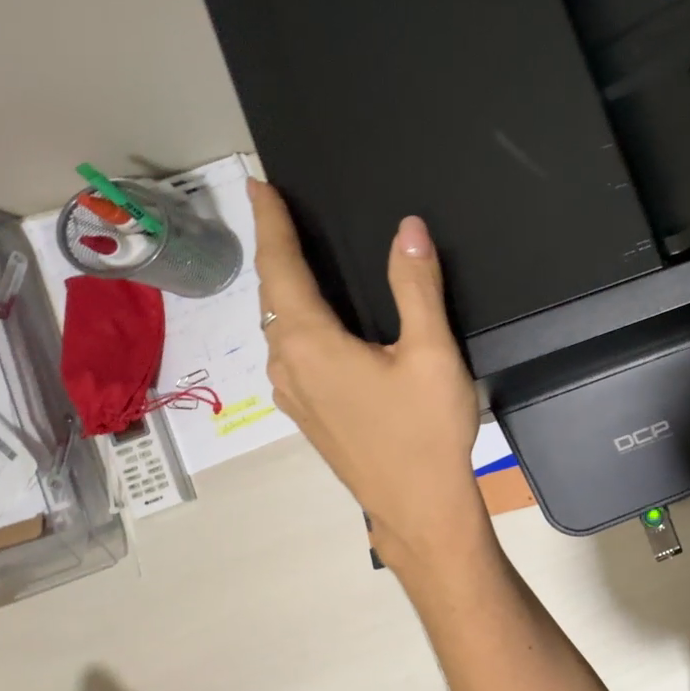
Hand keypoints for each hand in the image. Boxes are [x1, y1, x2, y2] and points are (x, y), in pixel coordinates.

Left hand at [251, 180, 487, 569]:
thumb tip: (408, 229)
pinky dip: (302, 325)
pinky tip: (328, 331)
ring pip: (282, 329)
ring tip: (308, 269)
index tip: (257, 186)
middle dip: (278, 255)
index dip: (272, 225)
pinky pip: (295, 354)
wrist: (418, 504)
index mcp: (311, 341)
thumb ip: (417, 289)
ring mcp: (294, 394)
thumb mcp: (431, 352)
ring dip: (290, 293)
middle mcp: (288, 364)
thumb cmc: (426, 428)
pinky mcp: (310, 415)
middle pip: (275, 297)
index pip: (282, 268)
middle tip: (286, 220)